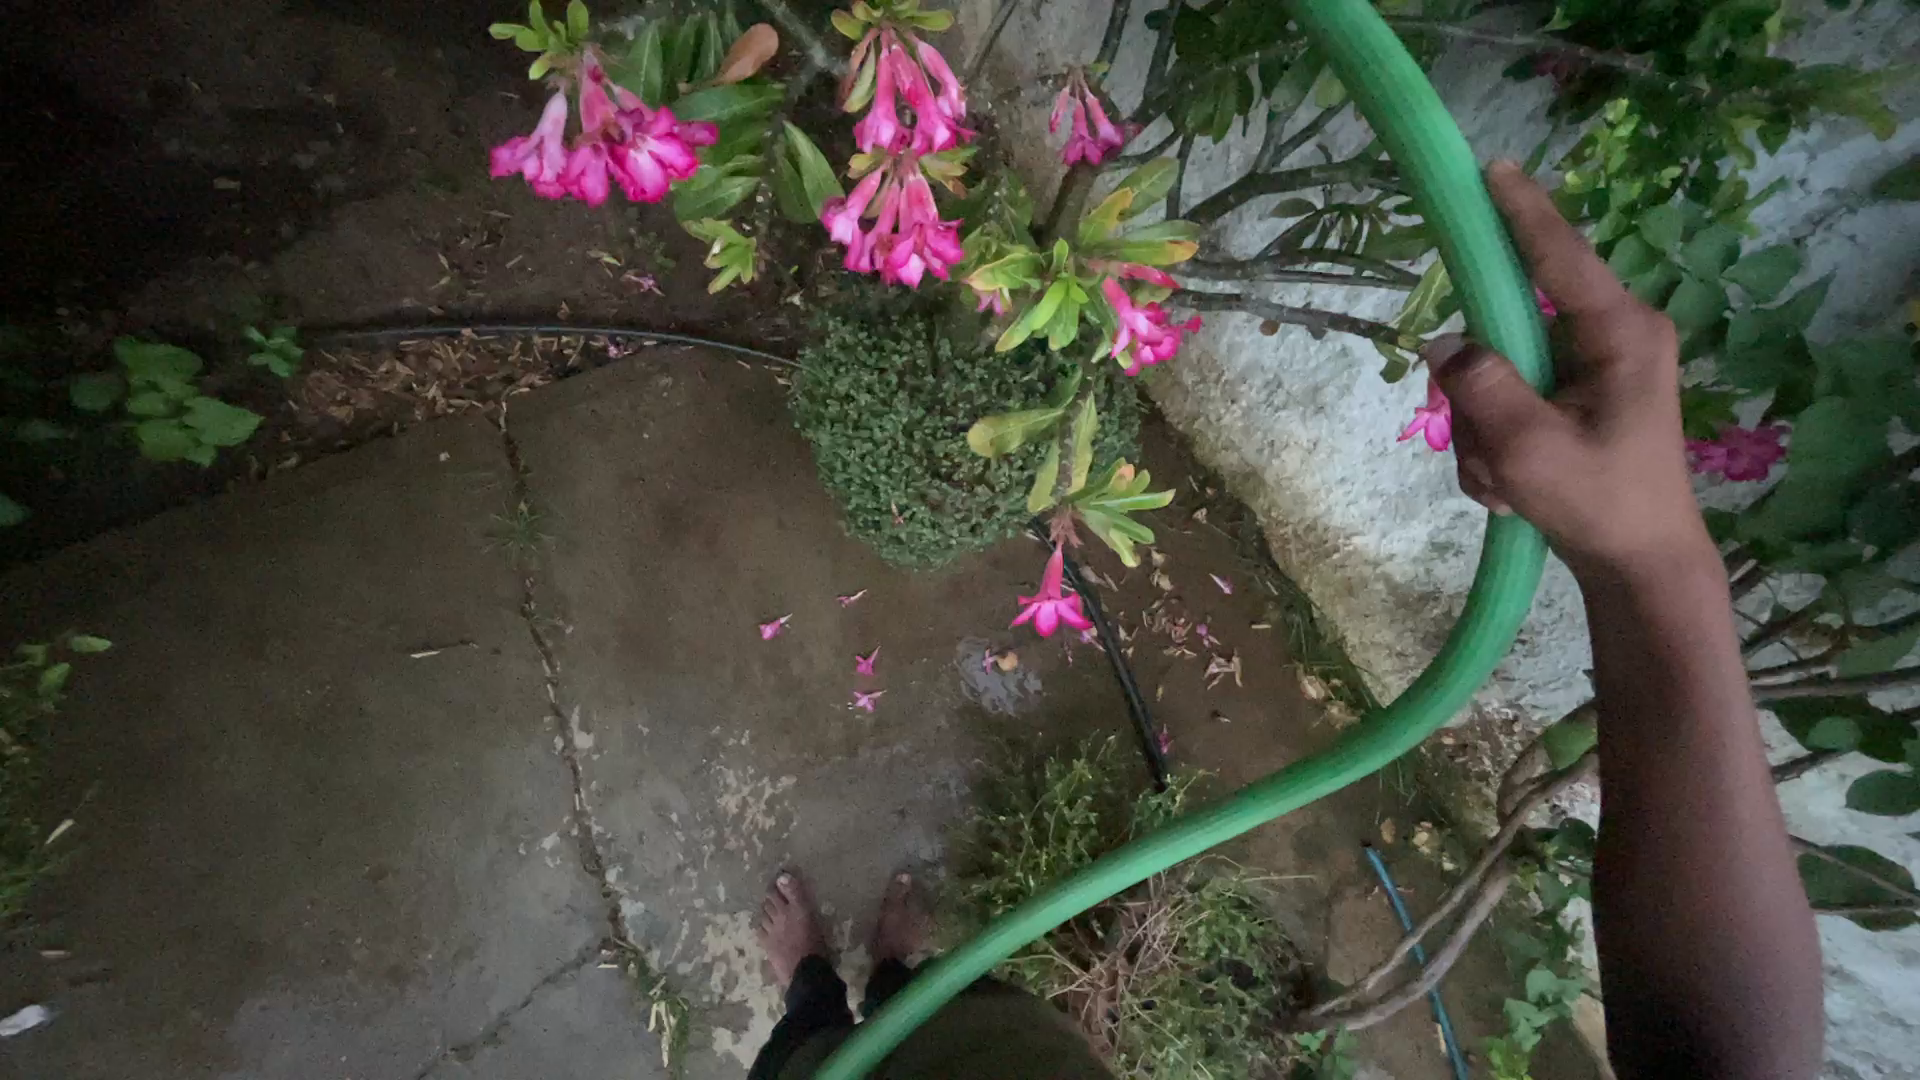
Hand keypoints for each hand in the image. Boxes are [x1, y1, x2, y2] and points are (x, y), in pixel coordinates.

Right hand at [1430, 161, 1712, 580]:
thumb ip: (1479, 386)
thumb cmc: (1594, 500)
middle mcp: (1603, 340)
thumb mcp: (1525, 446)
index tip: (1489, 170)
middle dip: (1474, 399)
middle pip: (1500, 335)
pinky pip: (1496, 408)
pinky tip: (1511, 484)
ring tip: (1505, 480)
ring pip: (1488, 380)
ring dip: (1479, 435)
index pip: (1559, 257)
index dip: (1521, 214)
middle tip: (1481, 447)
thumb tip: (1440, 343)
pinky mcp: (1564, 402)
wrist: (1634, 560)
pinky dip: (1489, 448)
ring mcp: (1582, 373)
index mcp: (1616, 334)